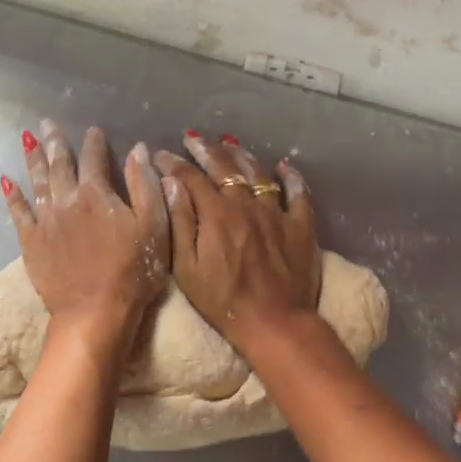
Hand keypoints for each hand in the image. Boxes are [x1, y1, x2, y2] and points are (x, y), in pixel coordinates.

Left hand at [1, 120, 169, 342]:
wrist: (95, 311)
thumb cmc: (133, 271)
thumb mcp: (153, 226)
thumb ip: (145, 184)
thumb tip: (138, 149)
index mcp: (97, 194)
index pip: (94, 158)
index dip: (95, 142)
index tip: (93, 130)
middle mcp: (66, 200)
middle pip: (59, 164)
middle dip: (54, 142)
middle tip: (46, 124)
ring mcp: (45, 221)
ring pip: (37, 182)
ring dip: (32, 158)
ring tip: (27, 139)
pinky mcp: (31, 242)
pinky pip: (18, 213)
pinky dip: (13, 196)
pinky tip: (7, 182)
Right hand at [155, 131, 319, 347]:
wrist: (274, 322)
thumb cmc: (221, 300)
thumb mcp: (186, 267)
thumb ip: (179, 222)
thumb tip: (170, 184)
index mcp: (216, 214)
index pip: (190, 177)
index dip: (173, 163)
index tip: (161, 154)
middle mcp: (246, 204)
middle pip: (225, 167)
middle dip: (205, 149)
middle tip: (193, 138)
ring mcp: (276, 213)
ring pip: (259, 173)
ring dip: (242, 155)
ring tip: (229, 143)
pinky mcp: (300, 226)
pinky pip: (298, 193)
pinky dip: (291, 177)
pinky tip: (284, 166)